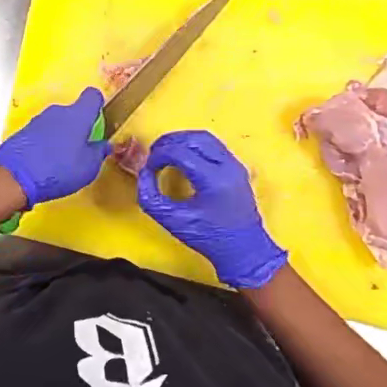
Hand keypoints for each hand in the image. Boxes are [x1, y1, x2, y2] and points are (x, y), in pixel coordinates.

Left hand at [0, 88, 111, 207]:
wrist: (14, 177)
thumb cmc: (59, 169)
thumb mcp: (88, 167)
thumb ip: (98, 153)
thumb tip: (102, 146)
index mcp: (78, 115)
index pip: (92, 96)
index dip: (97, 105)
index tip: (98, 118)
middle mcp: (56, 112)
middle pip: (72, 112)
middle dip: (77, 127)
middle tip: (80, 148)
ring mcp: (36, 121)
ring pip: (54, 124)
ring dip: (59, 137)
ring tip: (60, 160)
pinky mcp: (21, 133)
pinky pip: (39, 135)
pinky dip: (43, 145)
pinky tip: (43, 164)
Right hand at [137, 130, 287, 288]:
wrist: (243, 249)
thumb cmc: (208, 237)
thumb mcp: (172, 221)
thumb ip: (150, 197)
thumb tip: (143, 174)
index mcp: (213, 179)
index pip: (179, 152)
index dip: (158, 156)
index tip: (148, 168)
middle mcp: (227, 166)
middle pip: (194, 138)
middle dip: (169, 142)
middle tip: (153, 155)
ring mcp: (235, 165)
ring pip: (205, 138)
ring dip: (182, 141)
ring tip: (165, 153)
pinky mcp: (236, 168)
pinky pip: (213, 146)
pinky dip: (193, 146)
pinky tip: (182, 159)